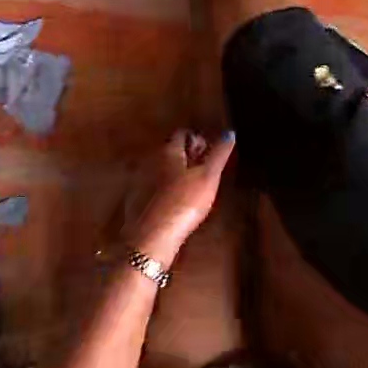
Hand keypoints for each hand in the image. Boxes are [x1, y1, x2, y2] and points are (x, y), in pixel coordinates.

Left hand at [125, 130, 235, 263]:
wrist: (154, 236)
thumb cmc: (184, 201)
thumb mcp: (209, 176)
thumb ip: (219, 153)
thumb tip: (229, 132)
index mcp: (168, 149)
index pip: (183, 133)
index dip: (199, 139)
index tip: (212, 152)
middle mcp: (151, 159)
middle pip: (172, 149)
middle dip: (189, 154)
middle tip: (206, 168)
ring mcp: (142, 179)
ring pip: (164, 167)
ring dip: (179, 171)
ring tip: (196, 185)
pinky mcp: (138, 198)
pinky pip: (157, 184)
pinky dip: (169, 186)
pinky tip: (179, 200)